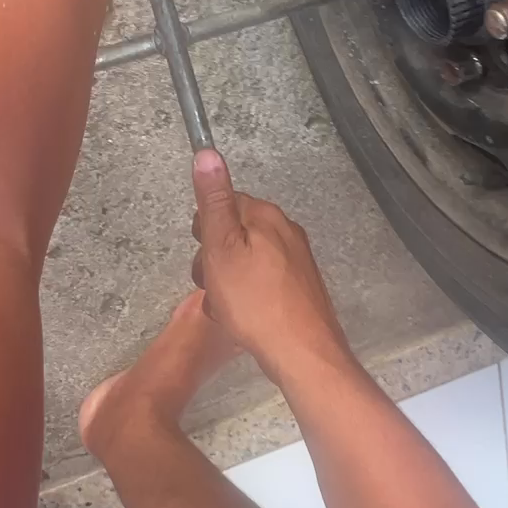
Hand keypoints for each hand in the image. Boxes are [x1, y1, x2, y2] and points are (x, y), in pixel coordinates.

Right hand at [189, 149, 350, 374]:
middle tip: (212, 286)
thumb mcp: (222, 248)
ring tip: (227, 307)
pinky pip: (261, 280)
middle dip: (214, 259)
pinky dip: (247, 295)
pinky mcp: (300, 287)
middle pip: (234, 232)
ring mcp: (296, 260)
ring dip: (227, 281)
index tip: (204, 258)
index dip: (205, 232)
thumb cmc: (254, 301)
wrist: (303, 354)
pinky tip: (244, 318)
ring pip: (245, 259)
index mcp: (266, 216)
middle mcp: (285, 231)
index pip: (222, 204)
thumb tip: (207, 152)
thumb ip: (213, 201)